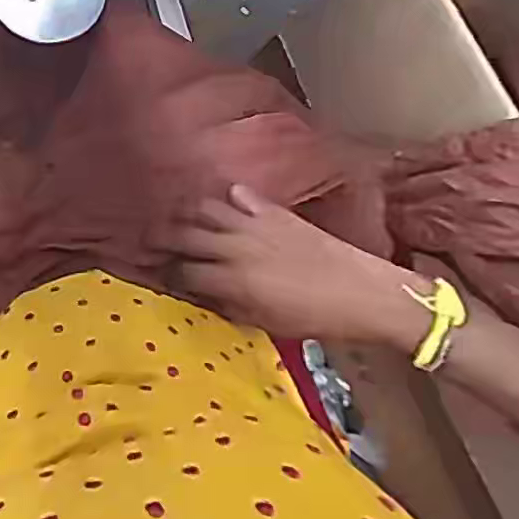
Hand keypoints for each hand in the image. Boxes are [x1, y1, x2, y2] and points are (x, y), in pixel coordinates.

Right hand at [164, 183, 425, 345]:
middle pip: (183, 235)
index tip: (156, 274)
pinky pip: (241, 195)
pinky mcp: (274, 211)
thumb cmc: (317, 318)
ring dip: (187, 213)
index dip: (164, 274)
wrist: (366, 293)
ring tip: (180, 219)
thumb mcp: (268, 323)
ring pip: (205, 208)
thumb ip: (230, 306)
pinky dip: (229, 198)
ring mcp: (254, 223)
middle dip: (162, 239)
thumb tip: (204, 295)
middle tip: (152, 242)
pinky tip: (225, 203)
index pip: (183, 272)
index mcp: (232, 279)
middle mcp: (235, 246)